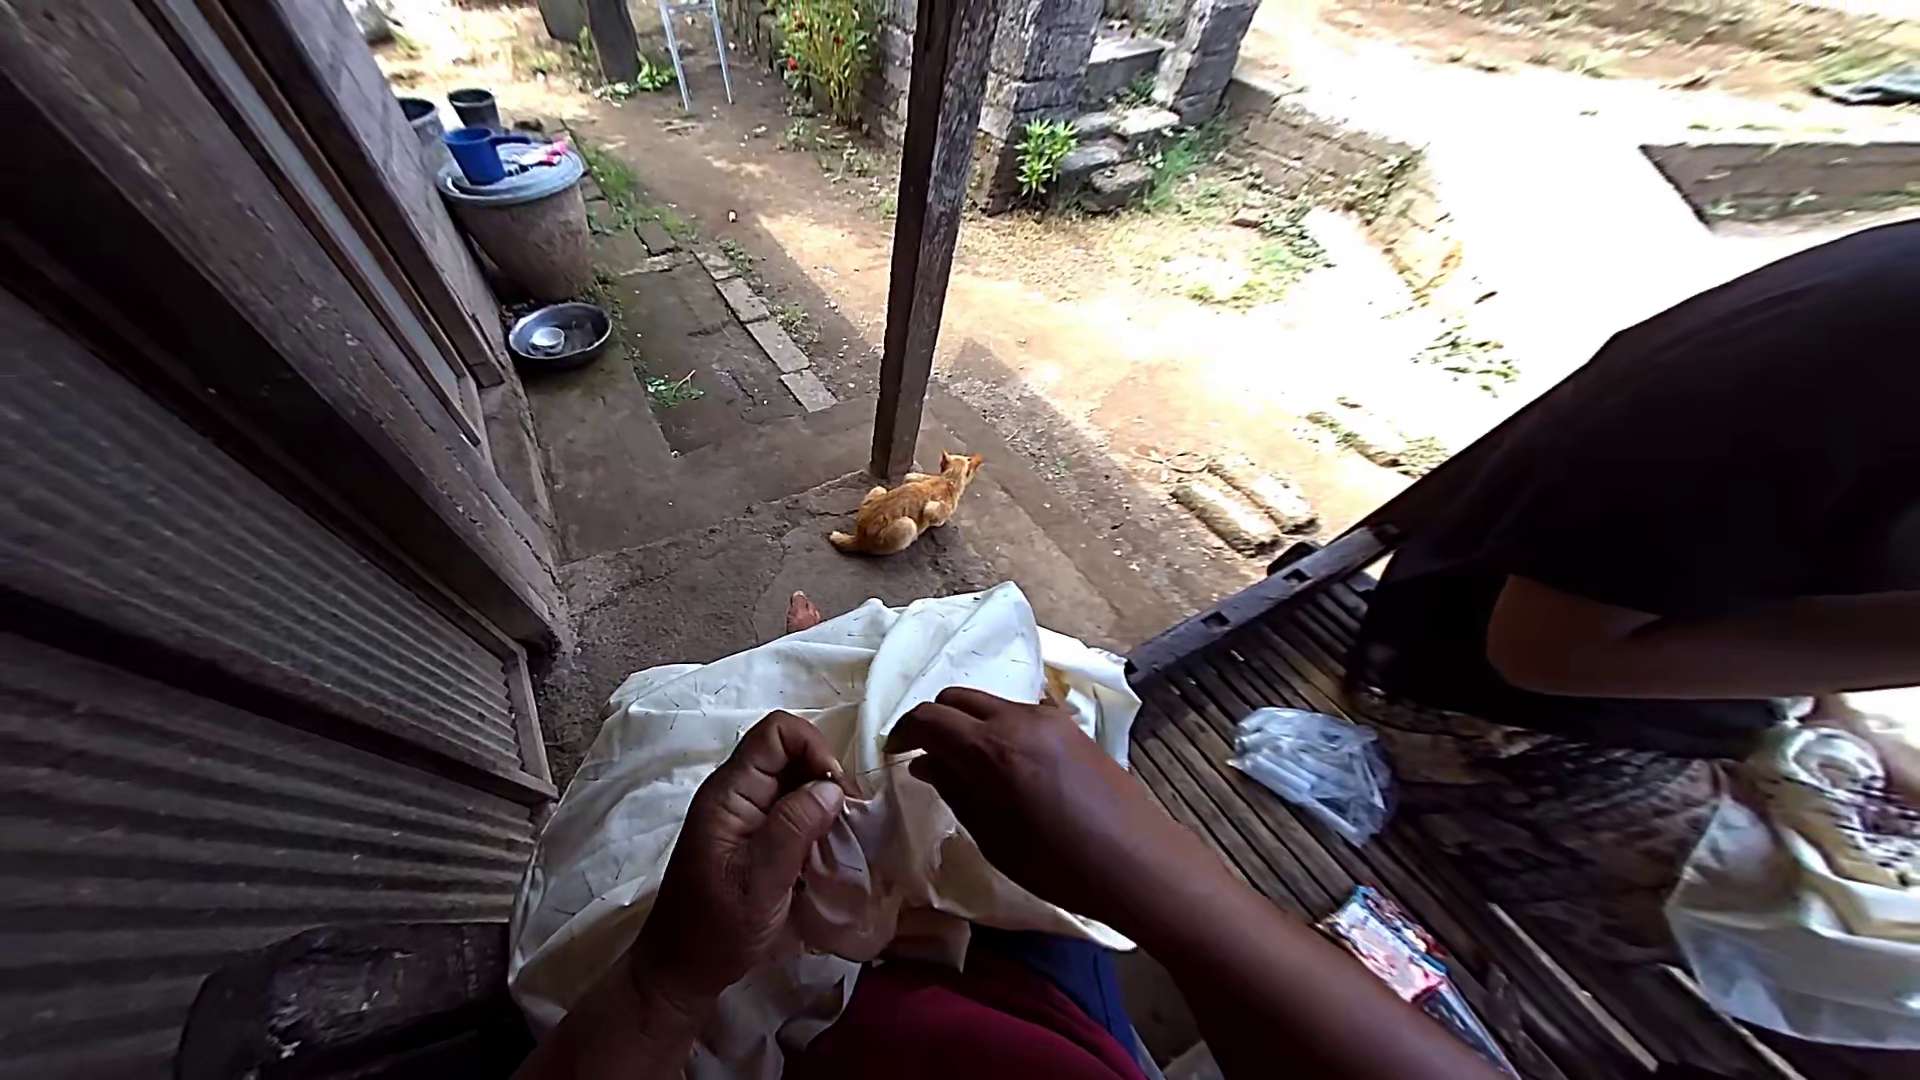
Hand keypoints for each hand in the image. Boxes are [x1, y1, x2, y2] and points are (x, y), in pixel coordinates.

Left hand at [632, 711, 853, 1001]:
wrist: (681, 973)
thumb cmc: (715, 931)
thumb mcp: (759, 884)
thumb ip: (794, 829)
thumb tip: (832, 787)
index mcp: (730, 792)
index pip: (776, 733)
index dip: (813, 746)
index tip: (835, 788)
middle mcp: (738, 789)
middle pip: (791, 748)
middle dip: (825, 772)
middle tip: (847, 812)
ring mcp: (748, 807)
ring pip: (797, 773)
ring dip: (825, 794)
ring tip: (842, 828)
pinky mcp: (758, 826)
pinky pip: (795, 800)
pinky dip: (818, 812)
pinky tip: (828, 839)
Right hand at [885, 687, 1203, 925]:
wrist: (1136, 858)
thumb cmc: (1057, 862)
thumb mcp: (993, 836)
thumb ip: (955, 790)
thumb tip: (926, 763)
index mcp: (991, 747)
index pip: (929, 717)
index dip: (904, 731)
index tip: (895, 752)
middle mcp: (1015, 717)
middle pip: (956, 696)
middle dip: (934, 720)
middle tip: (928, 756)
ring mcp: (1045, 715)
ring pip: (986, 701)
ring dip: (966, 722)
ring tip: (968, 763)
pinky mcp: (1066, 723)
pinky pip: (1016, 712)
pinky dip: (996, 726)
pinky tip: (1006, 763)